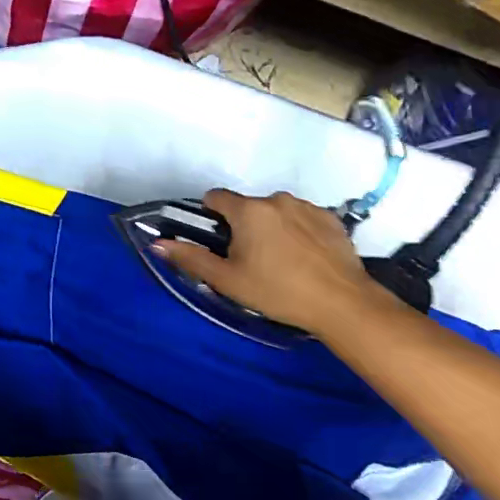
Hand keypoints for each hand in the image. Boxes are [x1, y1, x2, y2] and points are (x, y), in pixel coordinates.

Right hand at [155, 189, 392, 331]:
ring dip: (272, 227)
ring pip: (276, 211)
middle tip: (249, 260)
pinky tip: (304, 258)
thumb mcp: (228, 280)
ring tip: (280, 260)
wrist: (341, 302)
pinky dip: (298, 231)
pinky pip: (303, 218)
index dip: (211, 216)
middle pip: (248, 206)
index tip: (218, 240)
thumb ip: (191, 258)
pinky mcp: (331, 217)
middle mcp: (277, 199)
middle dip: (243, 226)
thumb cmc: (277, 291)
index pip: (216, 197)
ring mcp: (307, 206)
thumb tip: (158, 244)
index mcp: (248, 210)